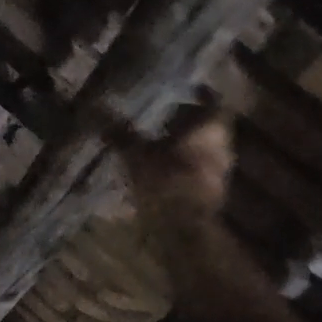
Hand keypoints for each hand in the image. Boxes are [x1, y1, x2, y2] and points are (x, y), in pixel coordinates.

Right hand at [119, 102, 235, 226]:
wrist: (184, 231)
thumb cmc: (166, 182)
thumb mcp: (137, 156)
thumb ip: (122, 134)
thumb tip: (98, 109)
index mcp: (211, 130)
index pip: (216, 103)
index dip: (203, 95)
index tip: (189, 91)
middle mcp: (223, 148)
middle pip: (212, 127)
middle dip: (192, 121)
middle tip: (168, 116)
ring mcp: (221, 173)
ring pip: (207, 149)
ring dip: (189, 144)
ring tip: (162, 141)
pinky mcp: (212, 194)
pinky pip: (201, 170)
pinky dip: (186, 164)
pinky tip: (165, 168)